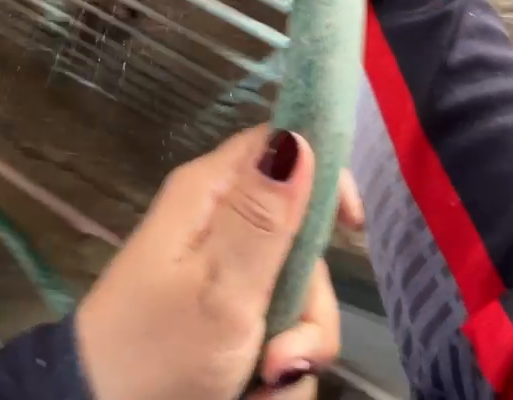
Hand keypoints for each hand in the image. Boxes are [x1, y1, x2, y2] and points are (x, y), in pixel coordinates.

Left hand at [74, 127, 364, 399]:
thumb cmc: (159, 350)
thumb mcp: (221, 287)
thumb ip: (264, 218)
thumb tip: (297, 137)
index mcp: (208, 194)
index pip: (278, 145)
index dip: (323, 174)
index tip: (353, 228)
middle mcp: (218, 223)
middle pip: (299, 236)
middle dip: (306, 303)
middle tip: (282, 353)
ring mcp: (223, 271)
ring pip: (296, 294)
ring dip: (293, 348)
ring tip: (260, 382)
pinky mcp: (226, 314)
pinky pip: (278, 329)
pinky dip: (277, 368)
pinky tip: (254, 392)